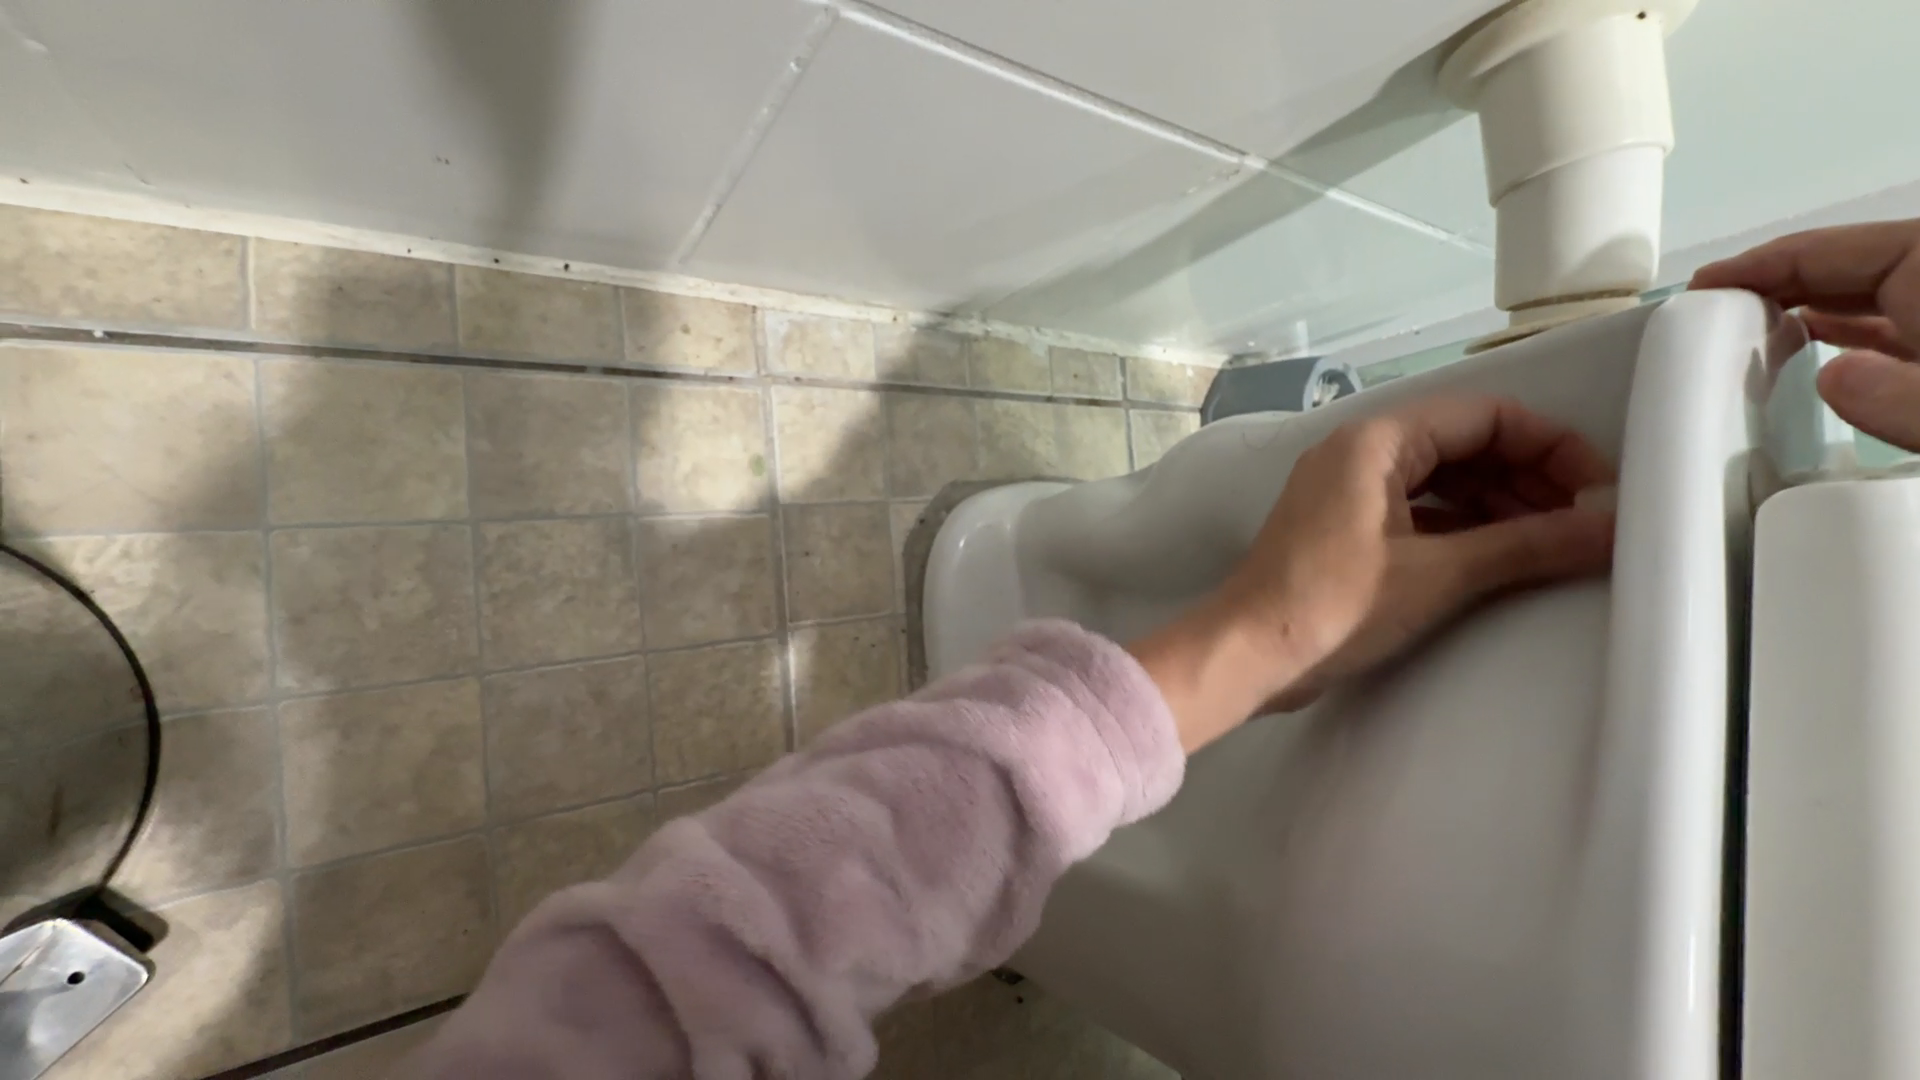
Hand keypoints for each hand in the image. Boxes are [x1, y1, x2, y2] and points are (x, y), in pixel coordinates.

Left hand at [1129, 397, 1615, 752]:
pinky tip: (1499, 556)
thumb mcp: (1437, 573)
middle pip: (1463, 444)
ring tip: (1553, 544)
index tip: (1600, 493)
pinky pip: (1415, 511)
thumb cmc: (1333, 605)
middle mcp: (1358, 454)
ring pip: (1440, 479)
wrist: (1247, 652)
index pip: (1485, 416)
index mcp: (1375, 442)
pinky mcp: (1342, 530)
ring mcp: (1345, 492)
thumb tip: (1614, 528)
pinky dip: (1460, 527)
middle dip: (1528, 477)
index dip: (1552, 447)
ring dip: (1498, 504)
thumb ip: (1527, 545)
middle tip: (1584, 524)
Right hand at [1691, 219, 1919, 450]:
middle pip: (1850, 265)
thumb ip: (1899, 397)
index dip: (1755, 266)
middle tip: (1703, 314)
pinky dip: (1843, 329)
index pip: (1834, 249)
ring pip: (1872, 292)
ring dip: (1802, 306)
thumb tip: (1832, 377)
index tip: (1695, 290)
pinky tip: (1805, 345)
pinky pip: (1892, 323)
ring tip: (1738, 329)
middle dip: (1771, 284)